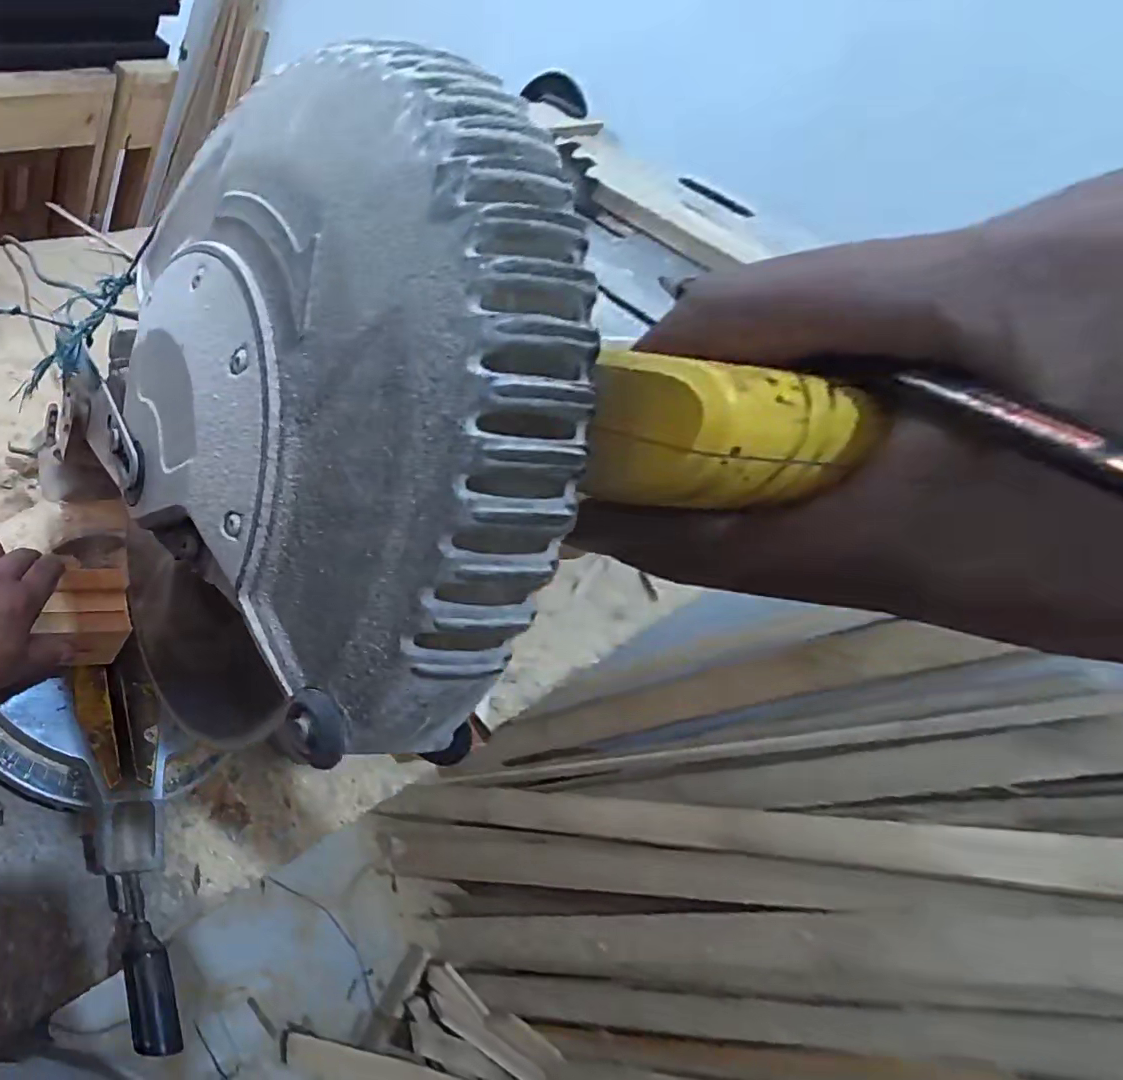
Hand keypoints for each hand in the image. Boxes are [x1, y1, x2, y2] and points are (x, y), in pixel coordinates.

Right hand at [572, 169, 1122, 661]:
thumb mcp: (938, 559)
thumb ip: (742, 542)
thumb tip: (585, 525)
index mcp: (1006, 272)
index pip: (743, 302)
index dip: (656, 378)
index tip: (632, 453)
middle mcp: (1043, 221)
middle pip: (797, 308)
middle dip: (739, 400)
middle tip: (741, 485)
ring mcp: (1085, 234)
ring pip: (861, 317)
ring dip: (816, 400)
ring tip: (850, 477)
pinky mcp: (1104, 264)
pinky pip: (929, 321)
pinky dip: (885, 387)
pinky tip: (931, 445)